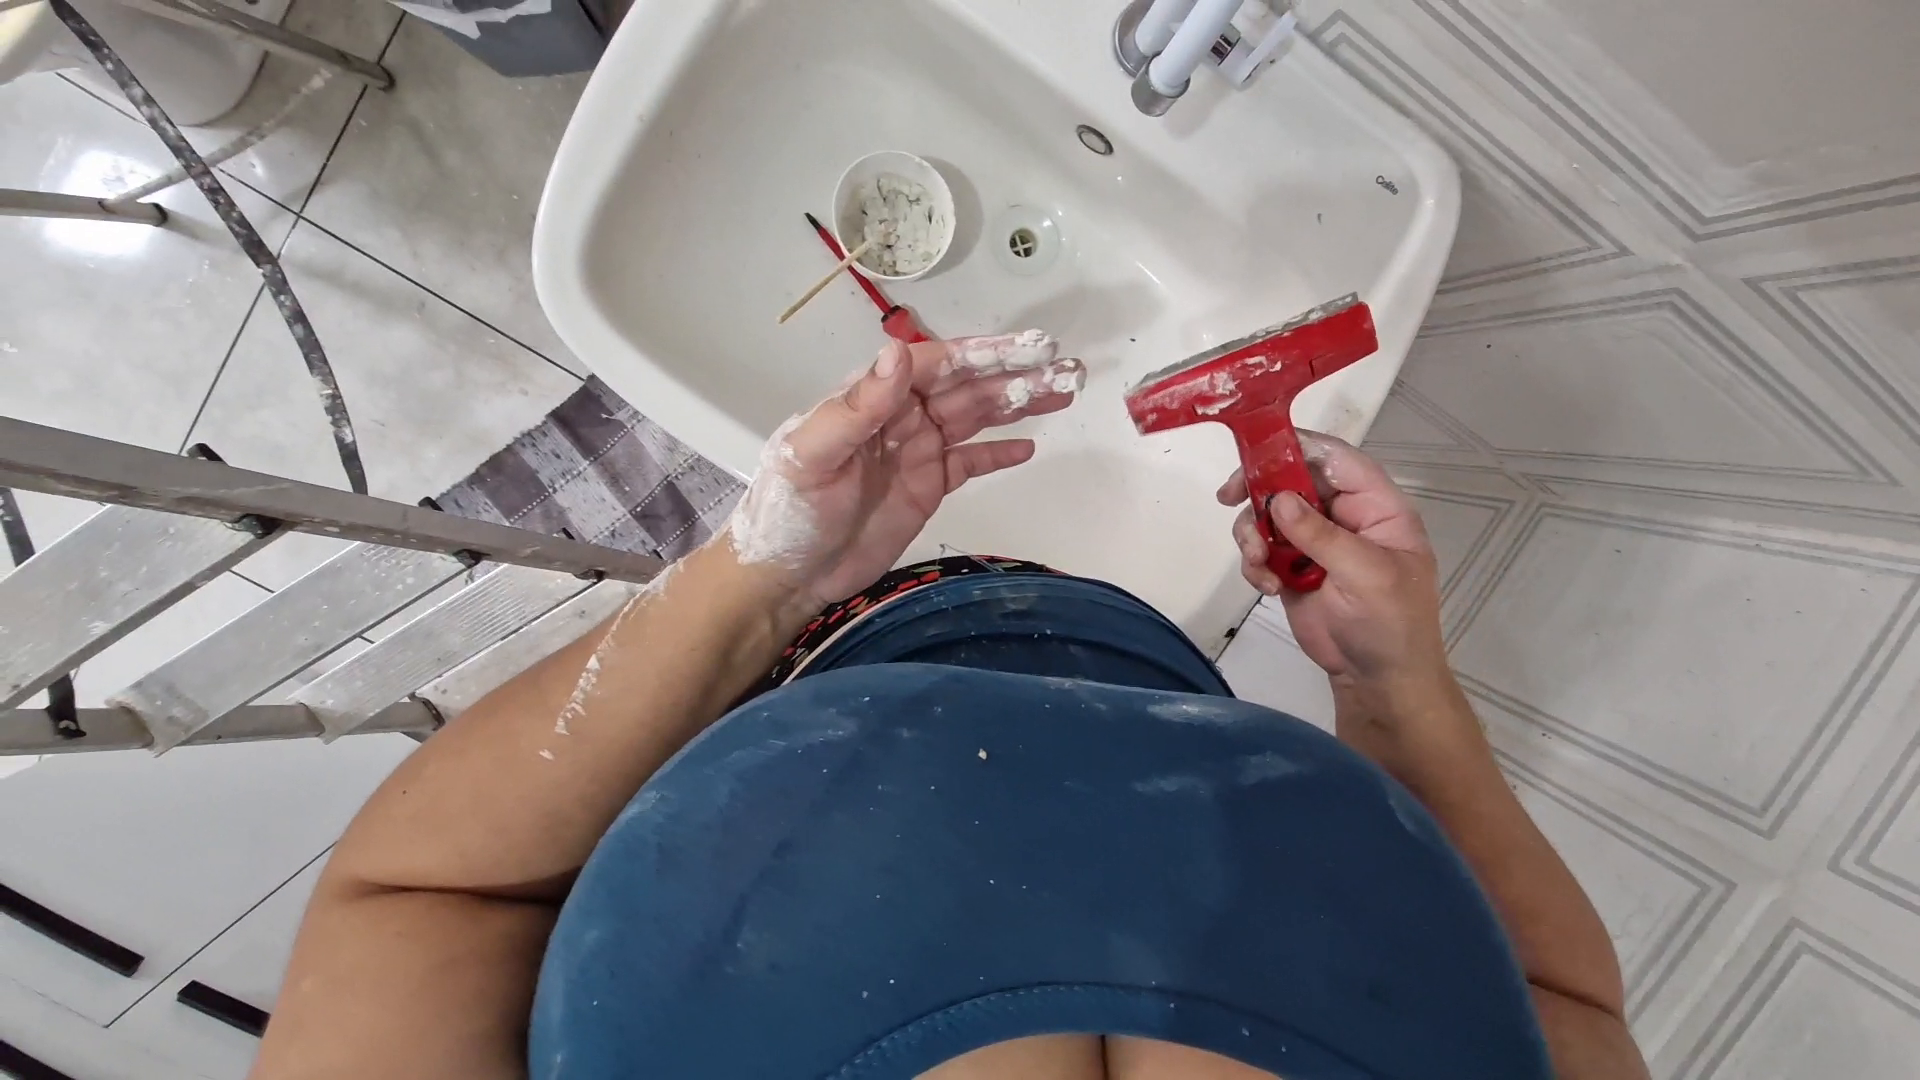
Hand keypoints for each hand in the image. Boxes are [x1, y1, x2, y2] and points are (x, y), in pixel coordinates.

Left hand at [726, 333, 1085, 605]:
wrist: (791, 573)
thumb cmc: (791, 510)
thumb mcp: (814, 454)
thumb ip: (858, 406)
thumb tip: (897, 351)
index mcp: (873, 399)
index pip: (936, 365)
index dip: (982, 354)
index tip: (1027, 349)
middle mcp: (901, 417)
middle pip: (967, 388)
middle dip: (1016, 376)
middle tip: (1066, 368)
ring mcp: (918, 452)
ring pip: (976, 420)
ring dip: (1018, 406)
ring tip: (1063, 394)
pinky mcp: (928, 488)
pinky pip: (970, 464)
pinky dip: (998, 454)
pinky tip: (1028, 446)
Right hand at [1217, 431, 1448, 698]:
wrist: (1376, 678)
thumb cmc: (1391, 624)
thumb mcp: (1366, 575)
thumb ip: (1321, 535)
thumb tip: (1279, 500)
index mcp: (1375, 507)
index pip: (1336, 460)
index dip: (1297, 448)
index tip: (1255, 455)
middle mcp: (1343, 516)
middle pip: (1291, 480)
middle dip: (1258, 491)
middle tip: (1228, 499)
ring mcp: (1314, 541)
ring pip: (1268, 514)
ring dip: (1253, 535)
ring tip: (1259, 564)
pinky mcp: (1292, 567)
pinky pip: (1261, 548)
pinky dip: (1254, 564)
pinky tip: (1267, 587)